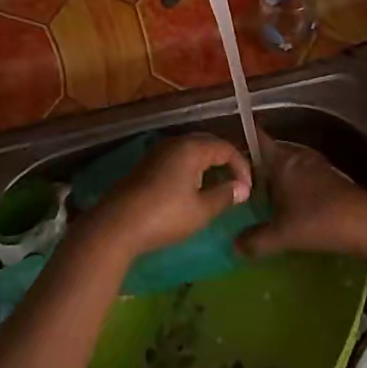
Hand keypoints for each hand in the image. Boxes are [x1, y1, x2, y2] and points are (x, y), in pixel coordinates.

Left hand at [82, 134, 250, 258]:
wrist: (118, 224)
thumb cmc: (165, 216)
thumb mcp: (201, 209)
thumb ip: (225, 195)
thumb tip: (241, 187)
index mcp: (190, 148)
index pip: (225, 147)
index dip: (241, 166)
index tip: (248, 189)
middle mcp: (173, 143)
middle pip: (206, 143)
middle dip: (225, 160)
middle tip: (237, 183)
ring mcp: (157, 153)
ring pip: (190, 150)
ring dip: (207, 164)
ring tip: (218, 186)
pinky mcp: (146, 165)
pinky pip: (176, 159)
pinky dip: (191, 168)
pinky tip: (193, 188)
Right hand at [236, 135, 366, 258]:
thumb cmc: (321, 221)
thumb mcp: (283, 235)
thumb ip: (255, 241)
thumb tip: (233, 247)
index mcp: (282, 160)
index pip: (255, 138)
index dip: (238, 140)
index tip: (221, 152)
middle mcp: (297, 156)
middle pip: (267, 153)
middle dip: (251, 165)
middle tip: (231, 181)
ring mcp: (316, 167)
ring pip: (284, 166)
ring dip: (271, 178)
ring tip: (254, 197)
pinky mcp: (329, 181)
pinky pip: (298, 176)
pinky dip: (287, 187)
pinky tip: (283, 207)